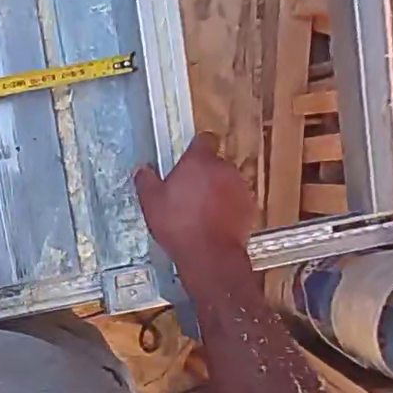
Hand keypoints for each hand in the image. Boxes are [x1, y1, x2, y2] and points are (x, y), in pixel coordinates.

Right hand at [135, 132, 254, 264]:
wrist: (209, 253)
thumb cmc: (178, 225)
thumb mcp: (150, 202)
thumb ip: (146, 180)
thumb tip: (142, 171)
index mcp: (198, 162)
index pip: (202, 140)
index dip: (194, 148)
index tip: (185, 159)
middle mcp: (223, 168)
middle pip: (213, 162)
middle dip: (201, 173)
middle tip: (184, 191)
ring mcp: (240, 186)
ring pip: (225, 181)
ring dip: (215, 189)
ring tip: (197, 209)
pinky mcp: (249, 205)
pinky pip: (235, 199)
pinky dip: (226, 206)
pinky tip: (211, 220)